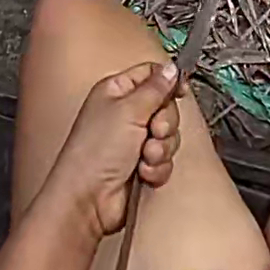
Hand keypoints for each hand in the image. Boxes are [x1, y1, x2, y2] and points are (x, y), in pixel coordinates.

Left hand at [34, 61, 182, 239]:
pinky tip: (142, 173)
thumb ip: (155, 88)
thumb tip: (172, 69)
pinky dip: (157, 167)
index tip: (181, 90)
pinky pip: (165, 159)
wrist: (88, 201)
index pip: (151, 74)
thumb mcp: (129, 110)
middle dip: (165, 122)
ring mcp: (134, 140)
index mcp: (117, 90)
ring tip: (144, 156)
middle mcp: (126, 113)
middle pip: (165, 106)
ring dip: (160, 148)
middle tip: (153, 130)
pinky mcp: (142, 164)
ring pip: (168, 135)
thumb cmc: (96, 151)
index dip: (168, 81)